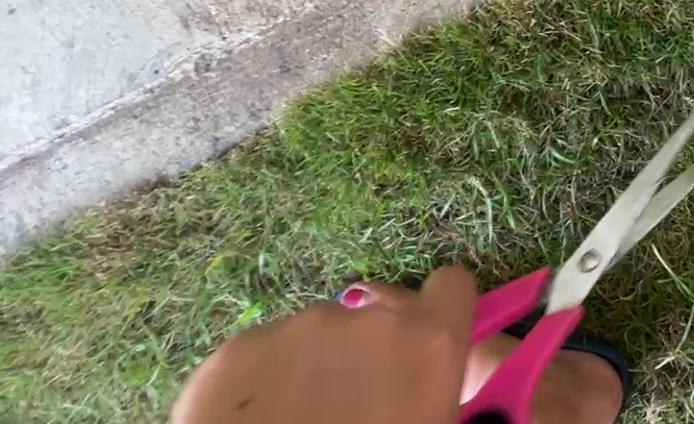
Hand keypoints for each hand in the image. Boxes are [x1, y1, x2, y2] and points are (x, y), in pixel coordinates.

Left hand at [171, 266, 477, 423]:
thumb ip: (442, 391)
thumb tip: (440, 381)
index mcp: (431, 343)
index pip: (452, 285)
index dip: (438, 311)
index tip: (417, 349)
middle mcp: (375, 319)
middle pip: (377, 319)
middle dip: (364, 355)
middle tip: (344, 411)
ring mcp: (305, 326)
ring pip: (318, 334)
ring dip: (312, 367)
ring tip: (291, 421)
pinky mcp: (240, 348)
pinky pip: (262, 353)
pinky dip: (257, 384)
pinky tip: (251, 423)